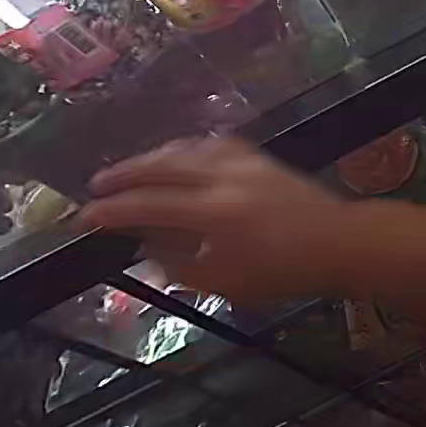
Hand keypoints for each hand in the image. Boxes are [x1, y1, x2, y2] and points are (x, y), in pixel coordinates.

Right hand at [80, 137, 368, 304]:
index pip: (149, 204)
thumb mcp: (227, 281)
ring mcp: (249, 163)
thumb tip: (146, 246)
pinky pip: (217, 145)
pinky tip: (182, 155)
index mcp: (216, 211)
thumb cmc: (287, 271)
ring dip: (155, 156)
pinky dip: (191, 148)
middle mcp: (228, 178)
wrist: (342, 242)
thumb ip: (181, 263)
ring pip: (190, 149)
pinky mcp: (264, 159)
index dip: (110, 211)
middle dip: (125, 174)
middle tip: (97, 185)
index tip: (83, 218)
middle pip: (164, 166)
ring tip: (131, 167)